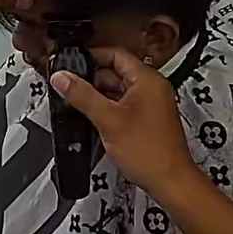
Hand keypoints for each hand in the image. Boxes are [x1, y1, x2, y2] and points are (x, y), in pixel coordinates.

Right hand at [49, 46, 197, 198]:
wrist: (169, 180)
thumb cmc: (150, 152)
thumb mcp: (108, 119)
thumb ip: (82, 96)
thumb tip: (63, 78)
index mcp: (147, 79)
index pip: (116, 54)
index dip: (91, 56)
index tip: (71, 62)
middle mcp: (153, 87)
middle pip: (115, 71)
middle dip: (91, 79)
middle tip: (69, 86)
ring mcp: (152, 103)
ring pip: (119, 89)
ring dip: (99, 95)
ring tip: (78, 104)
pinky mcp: (149, 118)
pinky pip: (125, 105)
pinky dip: (109, 108)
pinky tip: (95, 118)